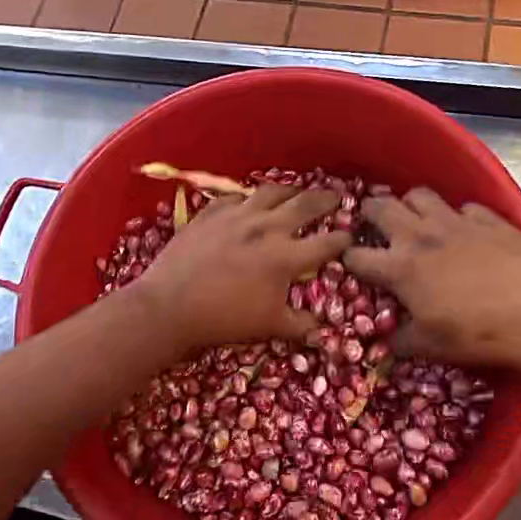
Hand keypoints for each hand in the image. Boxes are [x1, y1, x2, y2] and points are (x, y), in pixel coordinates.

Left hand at [133, 184, 351, 352]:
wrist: (170, 305)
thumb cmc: (224, 319)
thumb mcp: (269, 326)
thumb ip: (300, 324)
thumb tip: (322, 330)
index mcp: (286, 256)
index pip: (326, 242)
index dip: (343, 238)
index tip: (350, 236)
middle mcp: (267, 227)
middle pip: (305, 204)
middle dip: (326, 199)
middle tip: (336, 195)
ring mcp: (237, 215)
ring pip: (271, 192)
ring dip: (290, 190)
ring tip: (297, 190)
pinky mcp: (210, 213)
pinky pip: (235, 196)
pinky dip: (247, 198)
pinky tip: (248, 201)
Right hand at [342, 188, 520, 370]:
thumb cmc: (480, 332)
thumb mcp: (433, 347)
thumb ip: (403, 340)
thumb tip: (390, 341)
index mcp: (400, 267)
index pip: (357, 256)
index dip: (348, 259)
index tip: (350, 265)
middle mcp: (421, 236)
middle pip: (381, 208)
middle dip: (369, 213)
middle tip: (372, 224)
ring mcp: (455, 222)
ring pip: (419, 195)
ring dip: (409, 204)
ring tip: (413, 219)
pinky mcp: (488, 218)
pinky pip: (462, 207)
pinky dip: (456, 215)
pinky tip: (463, 231)